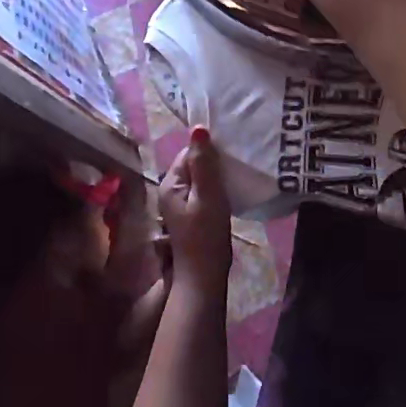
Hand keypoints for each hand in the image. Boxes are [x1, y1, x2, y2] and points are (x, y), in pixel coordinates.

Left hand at [159, 127, 230, 289]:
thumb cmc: (206, 236)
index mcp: (170, 183)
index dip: (208, 152)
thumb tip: (198, 128)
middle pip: (193, 165)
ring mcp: (179, 204)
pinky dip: (215, 191)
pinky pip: (203, 192)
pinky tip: (228, 195)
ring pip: (200, 179)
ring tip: (234, 179)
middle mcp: (170, 191)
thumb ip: (203, 163)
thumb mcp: (208, 196)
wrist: (204, 278)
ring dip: (215, 178)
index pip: (189, 153)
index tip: (229, 157)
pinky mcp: (191, 215)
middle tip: (234, 168)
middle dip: (212, 164)